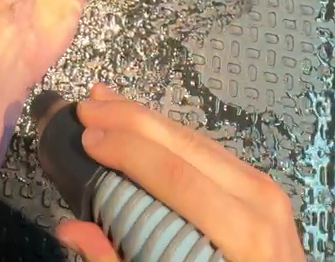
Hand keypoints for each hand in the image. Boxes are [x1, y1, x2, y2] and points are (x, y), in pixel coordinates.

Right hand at [55, 85, 302, 261]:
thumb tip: (70, 230)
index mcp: (245, 235)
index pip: (177, 177)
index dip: (129, 151)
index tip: (87, 138)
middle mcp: (259, 200)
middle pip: (185, 145)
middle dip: (129, 119)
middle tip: (86, 106)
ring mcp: (264, 187)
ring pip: (194, 137)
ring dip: (144, 117)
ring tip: (104, 99)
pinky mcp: (259, 182)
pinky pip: (205, 147)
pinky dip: (167, 132)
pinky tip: (141, 121)